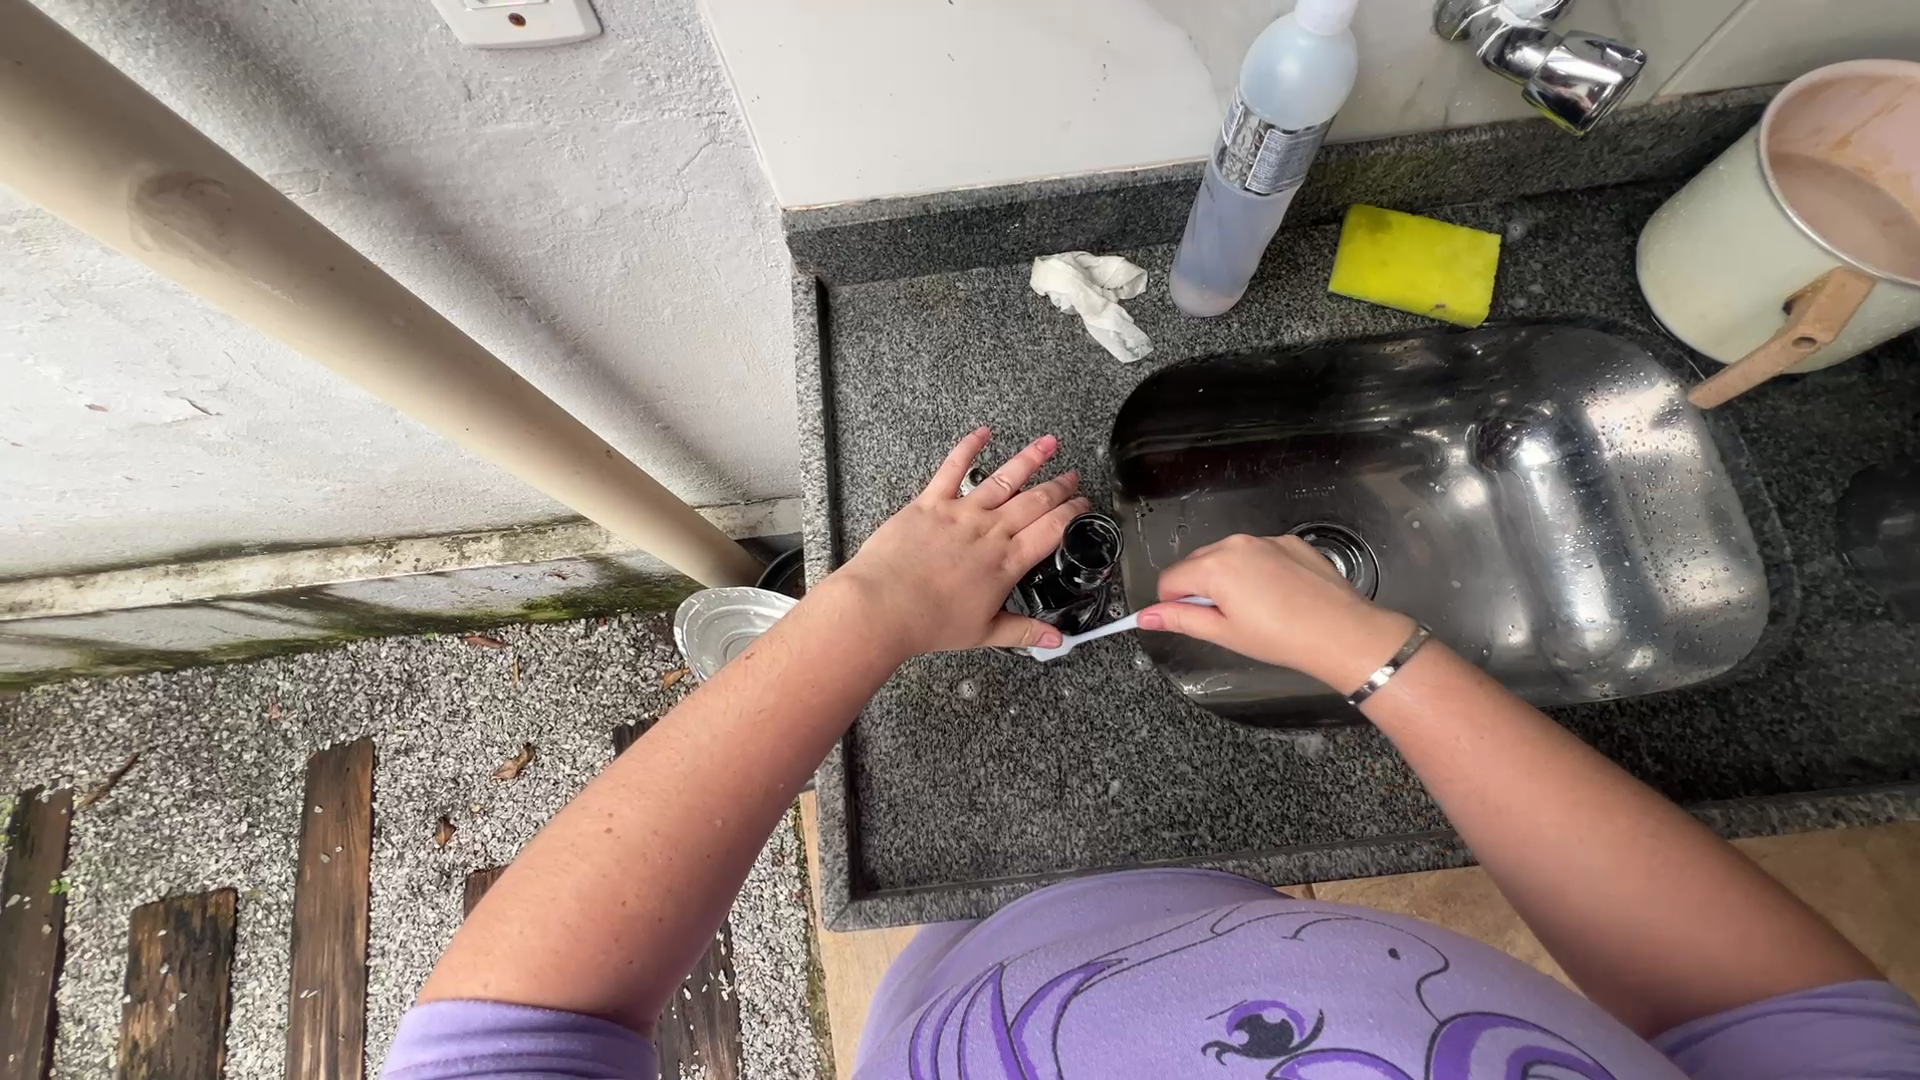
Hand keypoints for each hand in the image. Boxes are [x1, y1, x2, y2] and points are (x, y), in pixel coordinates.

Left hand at [825, 427, 1089, 657]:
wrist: (883, 607)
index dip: (1072, 514)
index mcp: (1006, 562)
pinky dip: (968, 447)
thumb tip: (1056, 642)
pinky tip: (982, 432)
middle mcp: (990, 532)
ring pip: (1004, 479)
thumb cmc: (929, 622)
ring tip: (1049, 443)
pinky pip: (953, 468)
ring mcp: (961, 513)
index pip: (1052, 530)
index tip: (1083, 505)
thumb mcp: (985, 634)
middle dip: (1059, 486)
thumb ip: (1025, 632)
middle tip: (1073, 476)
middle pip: (1035, 501)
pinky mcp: (931, 503)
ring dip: (1030, 458)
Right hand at [1137, 534, 1414, 694]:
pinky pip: (1257, 552)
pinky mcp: (1290, 542)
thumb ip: (1180, 619)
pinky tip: (1276, 596)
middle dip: (1199, 588)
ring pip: (1226, 556)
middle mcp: (1235, 543)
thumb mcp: (1223, 633)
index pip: (1170, 579)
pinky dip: (1256, 570)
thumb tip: (1146, 617)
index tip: (1190, 620)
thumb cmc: (1281, 638)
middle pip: (1196, 563)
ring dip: (1227, 577)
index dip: (1172, 603)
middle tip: (1224, 619)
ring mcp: (1265, 540)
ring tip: (1253, 609)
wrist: (1343, 633)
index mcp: (1214, 566)